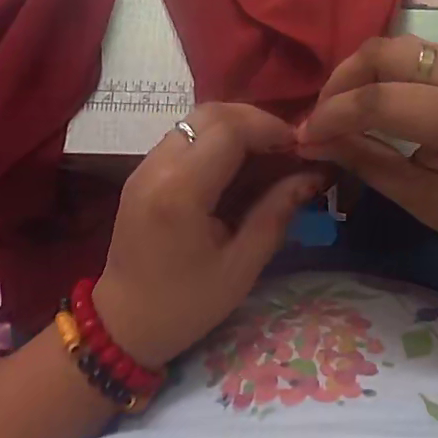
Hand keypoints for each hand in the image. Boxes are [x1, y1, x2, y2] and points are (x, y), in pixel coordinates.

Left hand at [92, 103, 327, 367]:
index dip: (270, 129)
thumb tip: (313, 175)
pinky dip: (217, 139)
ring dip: (236, 127)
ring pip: (197, 120)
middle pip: (211, 113)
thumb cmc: (187, 304)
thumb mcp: (242, 265)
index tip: (300, 148)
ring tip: (267, 155)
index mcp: (180, 192)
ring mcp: (145, 166)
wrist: (124, 323)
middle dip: (256, 121)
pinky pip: (185, 136)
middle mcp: (157, 167)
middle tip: (286, 148)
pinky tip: (239, 166)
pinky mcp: (143, 171)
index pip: (229, 130)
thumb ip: (277, 212)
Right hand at [294, 36, 437, 278]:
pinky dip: (380, 72)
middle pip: (385, 53)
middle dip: (342, 81)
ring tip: (338, 109)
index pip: (380, 98)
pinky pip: (412, 55)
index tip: (303, 136)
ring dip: (359, 72)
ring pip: (396, 46)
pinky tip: (365, 100)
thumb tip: (309, 140)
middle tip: (320, 118)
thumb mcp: (417, 198)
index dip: (332, 113)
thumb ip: (362, 159)